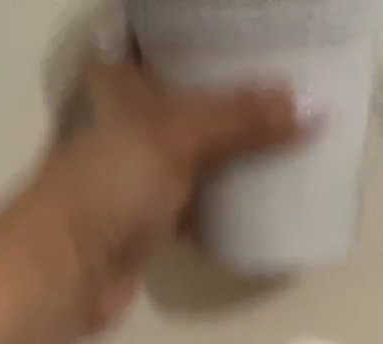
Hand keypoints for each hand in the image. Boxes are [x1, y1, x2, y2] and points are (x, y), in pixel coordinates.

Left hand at [1, 60, 305, 335]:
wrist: (69, 271)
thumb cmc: (108, 185)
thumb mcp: (176, 136)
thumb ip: (242, 119)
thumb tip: (313, 106)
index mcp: (118, 76)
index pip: (169, 36)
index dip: (212, 33)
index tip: (262, 33)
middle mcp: (127, 116)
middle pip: (192, 92)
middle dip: (238, 89)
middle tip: (293, 78)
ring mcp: (140, 169)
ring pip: (201, 146)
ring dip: (240, 144)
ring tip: (292, 126)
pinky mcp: (153, 215)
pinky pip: (203, 195)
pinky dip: (232, 194)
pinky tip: (269, 188)